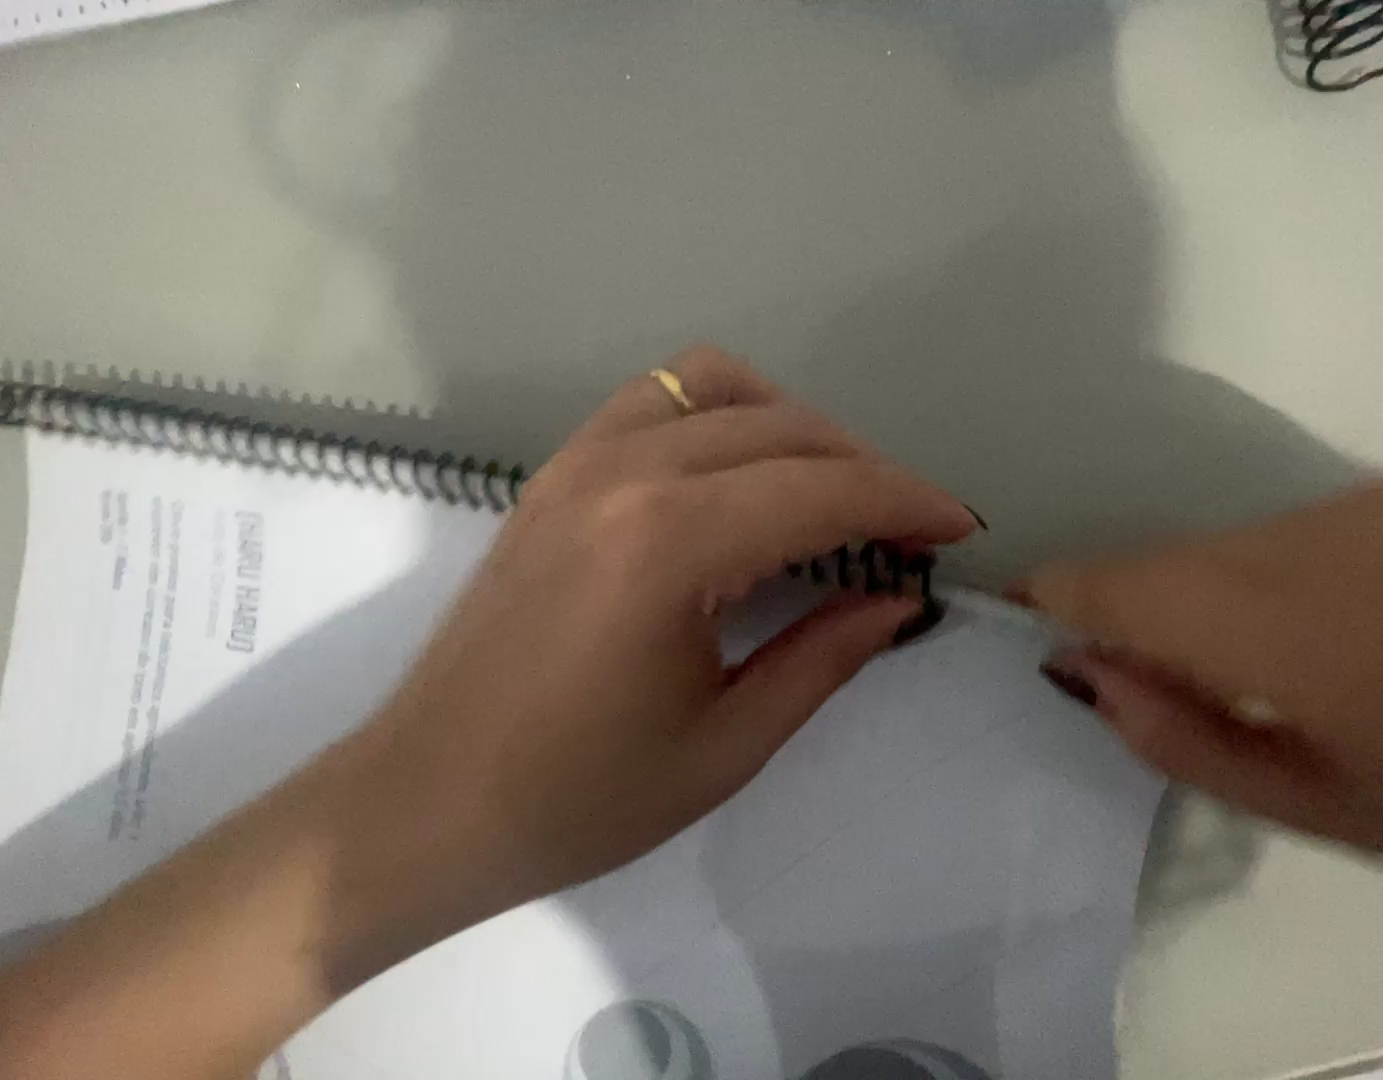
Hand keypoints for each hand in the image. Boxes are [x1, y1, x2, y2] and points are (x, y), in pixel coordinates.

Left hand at [0, 347, 976, 1079]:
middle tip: (905, 529)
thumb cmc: (577, 797)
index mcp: (671, 544)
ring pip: (715, 386)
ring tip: (826, 491)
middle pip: (782, 428)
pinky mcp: (551, 473)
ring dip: (791, 423)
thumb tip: (897, 599)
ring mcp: (578, 460)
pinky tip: (739, 475)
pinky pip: (653, 400)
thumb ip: (823, 656)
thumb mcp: (724, 744)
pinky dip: (717, 414)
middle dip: (864, 468)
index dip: (905, 502)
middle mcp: (625, 472)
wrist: (426, 800)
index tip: (955, 528)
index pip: (823, 490)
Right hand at [1017, 478, 1382, 899]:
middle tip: (1127, 676)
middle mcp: (1304, 540)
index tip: (1012, 630)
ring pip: (1205, 547)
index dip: (1045, 600)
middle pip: (1150, 562)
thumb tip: (1079, 671)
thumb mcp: (1317, 808)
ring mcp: (1352, 508)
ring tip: (1237, 665)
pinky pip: (1267, 536)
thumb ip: (1175, 734)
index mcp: (1285, 626)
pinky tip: (1309, 629)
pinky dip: (1247, 579)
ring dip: (1186, 598)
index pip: (1111, 586)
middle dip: (1114, 611)